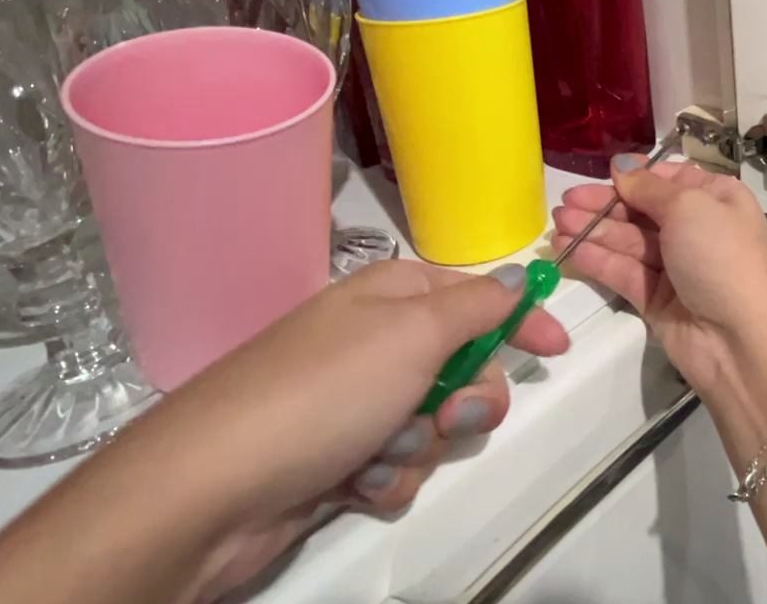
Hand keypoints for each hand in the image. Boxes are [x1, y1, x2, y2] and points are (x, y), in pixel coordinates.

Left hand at [88, 259, 567, 601]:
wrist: (209, 492)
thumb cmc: (326, 392)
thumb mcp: (416, 333)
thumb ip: (480, 305)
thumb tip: (521, 275)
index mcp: (395, 296)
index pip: (480, 296)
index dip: (521, 319)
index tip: (557, 348)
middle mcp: (378, 341)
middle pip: (465, 364)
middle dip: (467, 397)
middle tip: (449, 414)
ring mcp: (357, 401)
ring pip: (436, 422)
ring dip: (421, 444)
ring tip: (377, 455)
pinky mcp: (339, 456)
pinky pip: (398, 464)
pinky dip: (386, 476)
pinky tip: (351, 485)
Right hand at [552, 158, 766, 393]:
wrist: (743, 342)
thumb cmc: (723, 257)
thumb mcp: (691, 207)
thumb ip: (649, 188)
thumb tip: (621, 165)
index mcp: (716, 199)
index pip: (669, 180)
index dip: (635, 176)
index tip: (601, 175)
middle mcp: (697, 228)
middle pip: (642, 210)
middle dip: (605, 204)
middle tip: (564, 202)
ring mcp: (676, 266)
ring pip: (628, 240)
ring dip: (593, 230)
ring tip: (557, 223)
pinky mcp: (655, 300)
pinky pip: (622, 271)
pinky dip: (596, 259)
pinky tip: (567, 247)